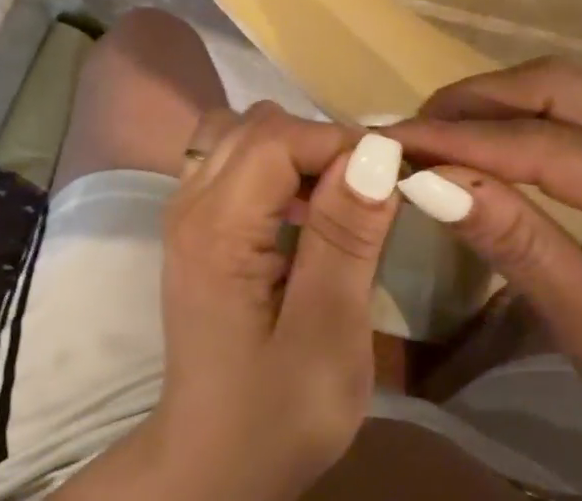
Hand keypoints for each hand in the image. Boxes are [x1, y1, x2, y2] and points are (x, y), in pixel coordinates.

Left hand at [145, 103, 406, 498]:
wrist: (214, 454)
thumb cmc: (278, 409)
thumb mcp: (328, 332)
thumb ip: (345, 237)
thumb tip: (373, 152)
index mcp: (214, 225)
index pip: (275, 138)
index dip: (339, 142)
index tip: (398, 173)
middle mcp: (186, 203)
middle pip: (250, 128)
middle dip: (317, 142)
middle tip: (373, 190)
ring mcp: (182, 213)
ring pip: (234, 139)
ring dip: (292, 153)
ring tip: (342, 203)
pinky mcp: (193, 230)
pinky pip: (227, 168)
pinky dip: (270, 171)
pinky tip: (306, 216)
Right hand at [390, 59, 581, 500]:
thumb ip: (515, 245)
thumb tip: (426, 178)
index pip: (550, 146)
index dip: (456, 138)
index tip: (381, 140)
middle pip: (570, 88)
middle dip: (477, 101)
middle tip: (411, 133)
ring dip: (501, 106)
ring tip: (441, 139)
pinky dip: (532, 122)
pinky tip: (498, 152)